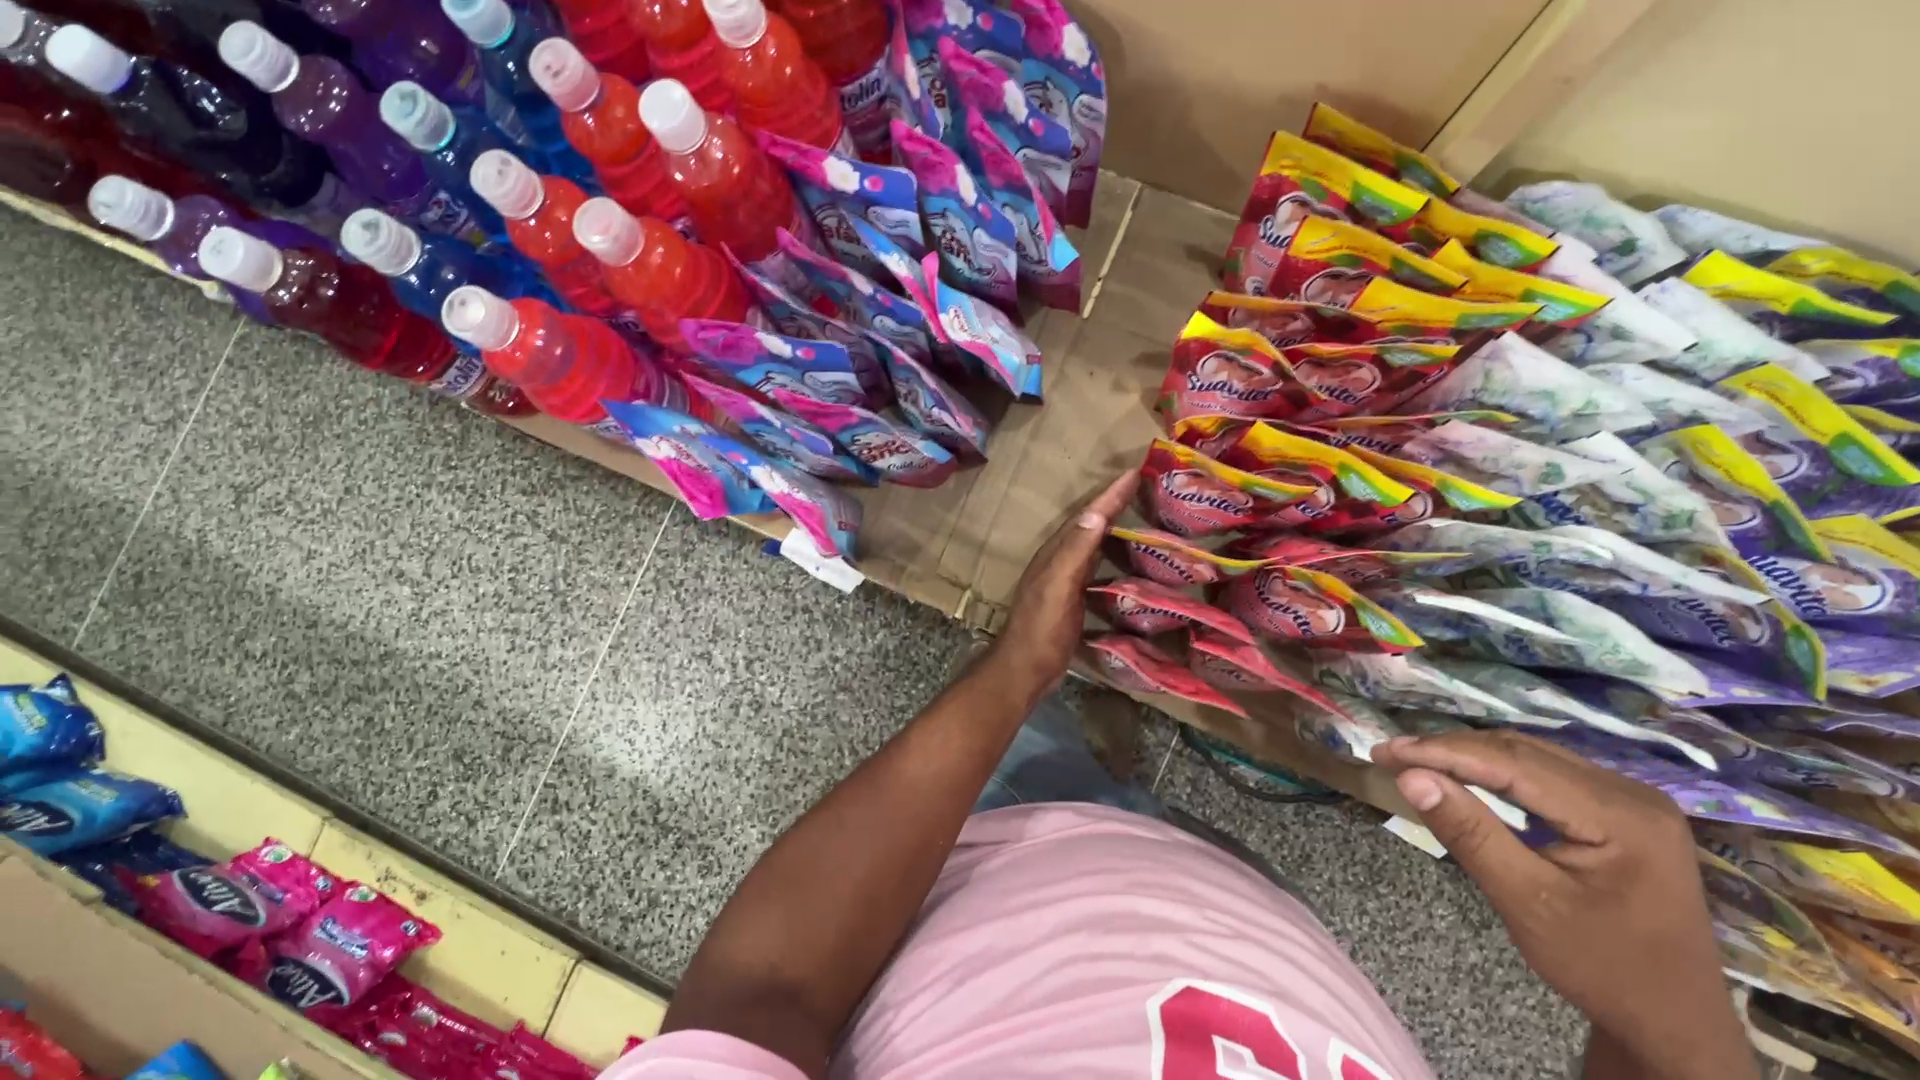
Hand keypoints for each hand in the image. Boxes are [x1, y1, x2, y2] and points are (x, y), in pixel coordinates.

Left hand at [992, 471, 1138, 690]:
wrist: (1024, 669)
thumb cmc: (1041, 630)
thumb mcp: (1058, 587)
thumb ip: (1075, 551)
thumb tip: (1096, 512)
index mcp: (1056, 553)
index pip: (1087, 515)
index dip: (1110, 494)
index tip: (1135, 471)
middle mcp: (1059, 560)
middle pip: (1090, 524)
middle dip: (1114, 504)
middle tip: (1144, 486)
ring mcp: (1064, 580)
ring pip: (1093, 544)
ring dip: (1115, 528)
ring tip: (1143, 517)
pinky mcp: (1072, 599)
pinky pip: (1097, 567)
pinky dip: (1113, 557)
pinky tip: (1130, 564)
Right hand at [1373, 731, 1759, 1079]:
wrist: (1672, 1020)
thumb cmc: (1600, 967)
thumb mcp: (1526, 902)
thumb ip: (1470, 833)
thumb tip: (1410, 777)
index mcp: (1621, 814)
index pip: (1515, 763)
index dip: (1444, 751)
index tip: (1385, 751)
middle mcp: (1633, 792)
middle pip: (1526, 752)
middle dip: (1453, 749)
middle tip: (1391, 755)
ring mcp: (1633, 799)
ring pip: (1536, 758)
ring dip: (1473, 757)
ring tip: (1417, 762)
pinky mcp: (1625, 812)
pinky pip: (1550, 776)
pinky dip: (1501, 773)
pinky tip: (1467, 778)